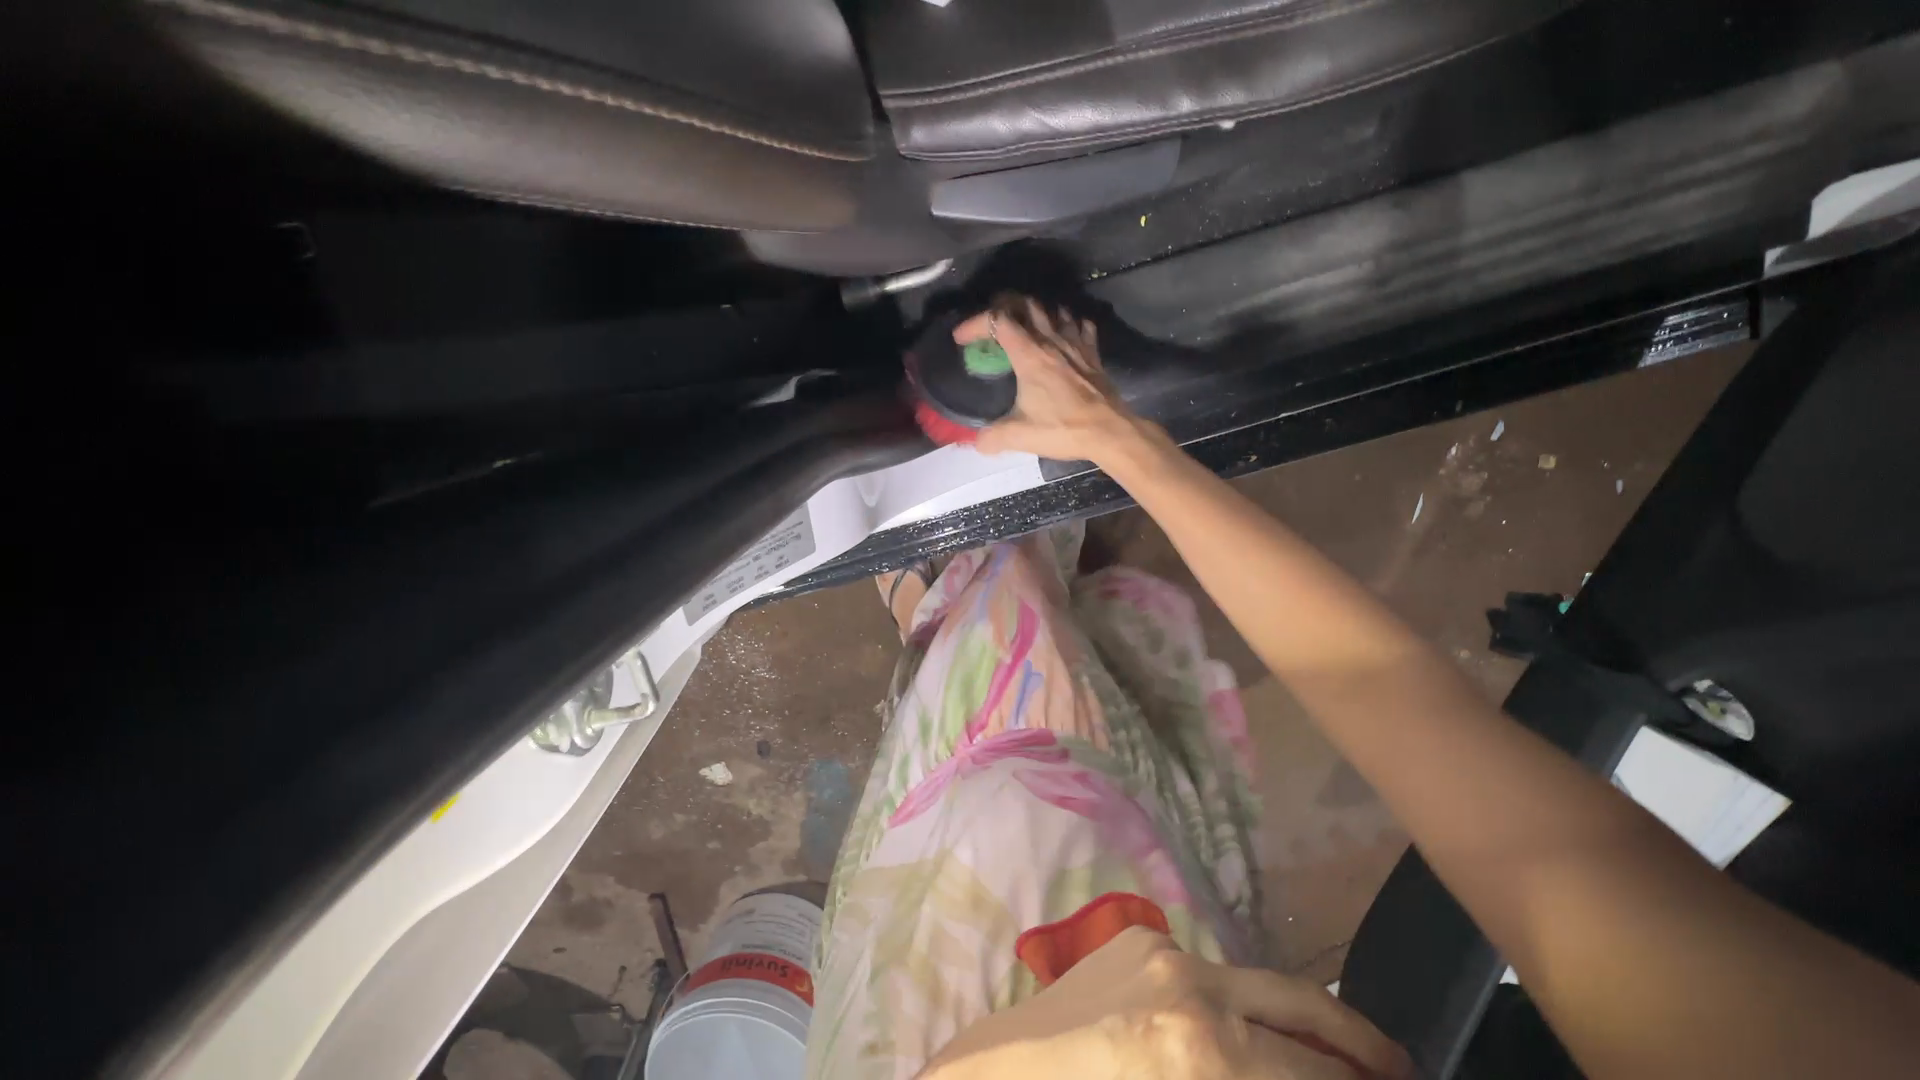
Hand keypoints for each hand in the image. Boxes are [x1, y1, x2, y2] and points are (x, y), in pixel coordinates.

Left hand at [920, 927, 1411, 1079]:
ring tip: (1354, 1053)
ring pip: (1267, 984)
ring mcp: (1164, 954)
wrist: (999, 1074)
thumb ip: (1258, 1078)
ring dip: (1313, 1021)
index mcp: (1201, 1048)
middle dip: (1362, 1050)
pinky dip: (1256, 1003)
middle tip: (1400, 1072)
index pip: (1310, 1071)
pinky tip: (1273, 1029)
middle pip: (1305, 1014)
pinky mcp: (1140, 942)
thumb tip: (1315, 1077)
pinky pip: (1220, 973)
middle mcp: (1192, 986)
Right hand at [954, 296, 1146, 463]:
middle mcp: (1051, 341)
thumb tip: (978, 442)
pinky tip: (1065, 334)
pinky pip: (1080, 326)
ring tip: (1026, 324)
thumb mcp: (1020, 436)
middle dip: (1005, 306)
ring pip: (1055, 310)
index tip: (961, 339)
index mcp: (1030, 355)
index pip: (997, 321)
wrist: (1109, 431)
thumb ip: (993, 437)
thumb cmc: (1063, 428)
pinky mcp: (1093, 354)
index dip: (974, 323)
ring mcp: (1075, 344)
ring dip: (1037, 312)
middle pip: (1027, 305)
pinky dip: (1069, 324)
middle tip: (992, 322)